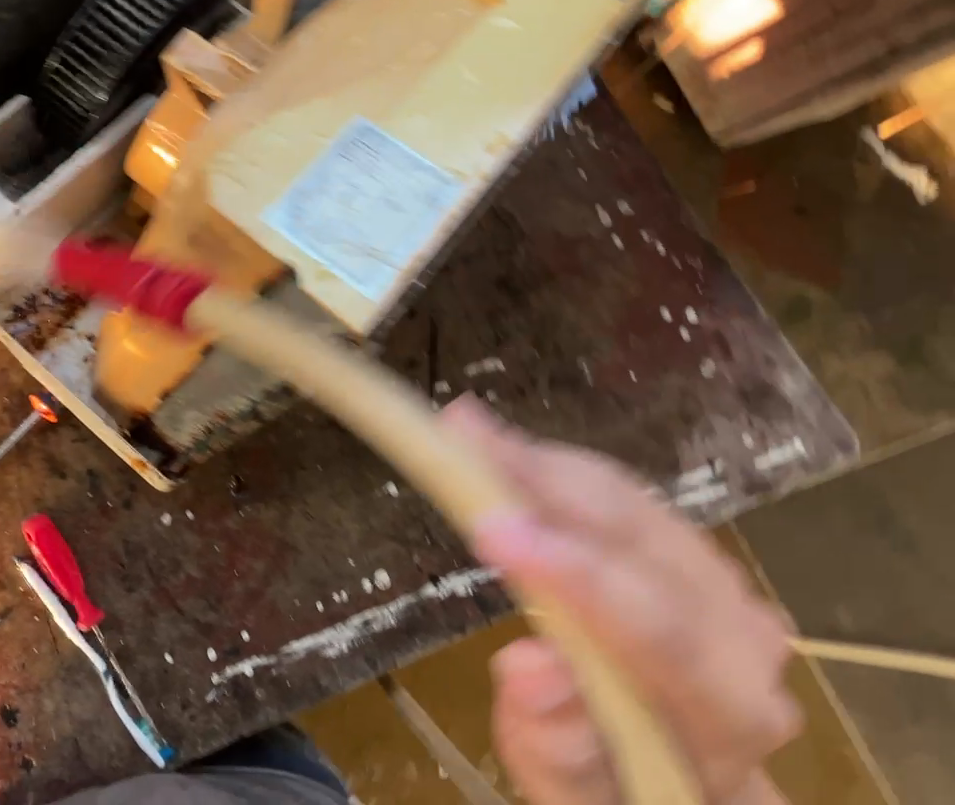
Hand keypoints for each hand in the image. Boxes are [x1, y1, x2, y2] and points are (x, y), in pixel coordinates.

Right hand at [445, 396, 799, 804]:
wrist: (674, 763)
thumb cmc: (611, 782)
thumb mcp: (569, 791)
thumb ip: (553, 742)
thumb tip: (530, 665)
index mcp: (724, 711)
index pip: (657, 632)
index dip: (575, 575)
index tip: (493, 530)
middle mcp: (740, 636)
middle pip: (642, 544)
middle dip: (545, 486)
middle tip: (459, 439)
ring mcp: (720, 583)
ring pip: (629, 503)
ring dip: (541, 463)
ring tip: (466, 431)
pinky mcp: (687, 549)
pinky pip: (621, 492)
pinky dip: (553, 465)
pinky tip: (499, 446)